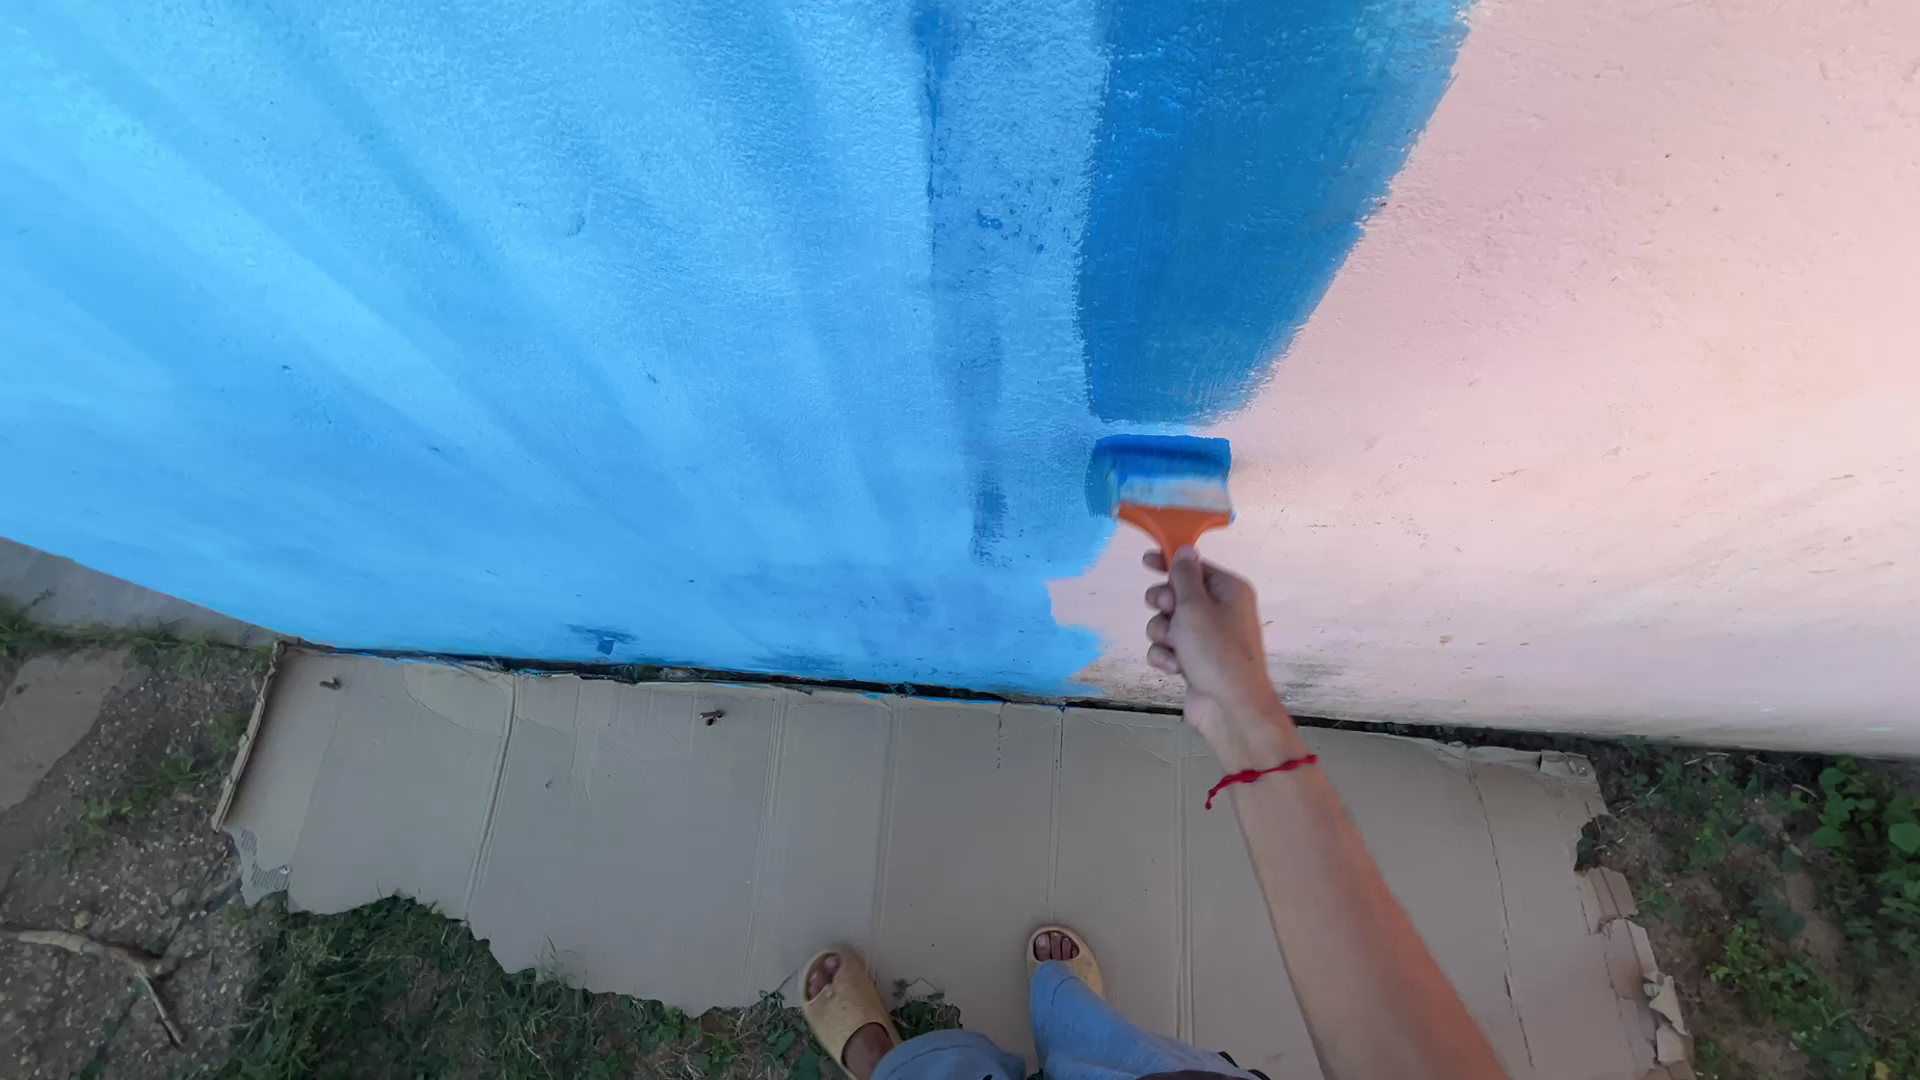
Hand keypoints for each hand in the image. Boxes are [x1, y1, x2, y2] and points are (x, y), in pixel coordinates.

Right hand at [1143, 547, 1293, 757]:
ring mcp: (1205, 637)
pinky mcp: (1192, 660)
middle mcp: (1219, 610)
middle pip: (1175, 594)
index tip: (1147, 559)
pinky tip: (1175, 667)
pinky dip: (1166, 655)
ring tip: (1174, 647)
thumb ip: (1184, 575)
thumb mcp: (1195, 606)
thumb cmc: (1216, 651)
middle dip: (1163, 604)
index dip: (1169, 563)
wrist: (1229, 707)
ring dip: (1162, 634)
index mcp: (1227, 590)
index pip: (1193, 567)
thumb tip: (1185, 550)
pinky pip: (1167, 647)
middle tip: (1167, 610)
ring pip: (1166, 622)